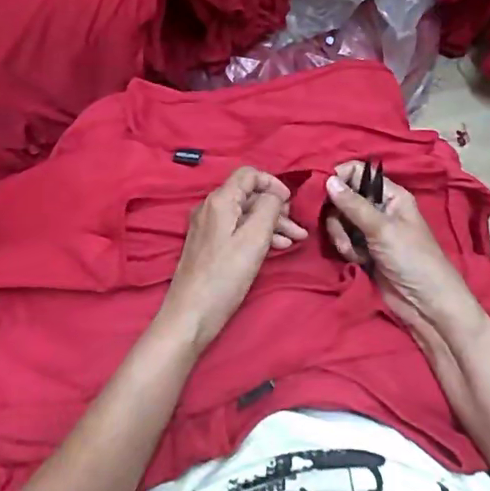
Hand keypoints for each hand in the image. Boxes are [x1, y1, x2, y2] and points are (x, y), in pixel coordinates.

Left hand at [157, 167, 308, 347]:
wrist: (190, 315)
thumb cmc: (225, 276)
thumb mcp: (254, 238)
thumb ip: (268, 208)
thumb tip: (274, 194)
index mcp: (220, 200)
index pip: (248, 174)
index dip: (273, 183)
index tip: (291, 202)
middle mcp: (210, 207)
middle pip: (248, 195)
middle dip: (276, 207)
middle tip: (298, 227)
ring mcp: (207, 227)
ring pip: (245, 214)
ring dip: (271, 223)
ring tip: (295, 240)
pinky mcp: (208, 245)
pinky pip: (237, 229)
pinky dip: (257, 234)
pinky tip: (276, 247)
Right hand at [322, 162, 487, 342]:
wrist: (425, 304)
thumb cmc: (412, 259)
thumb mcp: (383, 229)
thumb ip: (354, 205)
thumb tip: (328, 178)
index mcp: (391, 195)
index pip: (359, 173)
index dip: (340, 178)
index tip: (324, 191)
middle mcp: (380, 208)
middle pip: (344, 197)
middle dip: (338, 215)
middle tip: (343, 233)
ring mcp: (371, 230)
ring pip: (341, 220)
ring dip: (341, 236)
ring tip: (352, 252)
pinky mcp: (365, 250)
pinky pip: (344, 240)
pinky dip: (346, 249)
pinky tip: (357, 261)